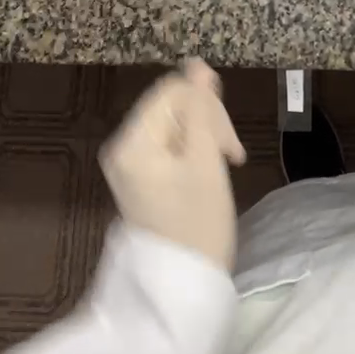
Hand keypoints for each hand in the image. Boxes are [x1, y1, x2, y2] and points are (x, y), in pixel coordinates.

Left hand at [100, 59, 247, 269]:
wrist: (182, 288)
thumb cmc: (198, 224)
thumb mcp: (206, 161)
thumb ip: (202, 109)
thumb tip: (198, 64)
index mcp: (132, 140)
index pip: (173, 91)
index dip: (206, 104)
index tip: (229, 141)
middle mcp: (122, 145)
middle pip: (173, 105)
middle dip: (207, 122)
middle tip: (232, 156)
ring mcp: (129, 162)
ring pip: (176, 123)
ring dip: (205, 137)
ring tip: (224, 165)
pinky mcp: (140, 175)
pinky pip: (170, 143)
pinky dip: (193, 152)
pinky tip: (208, 172)